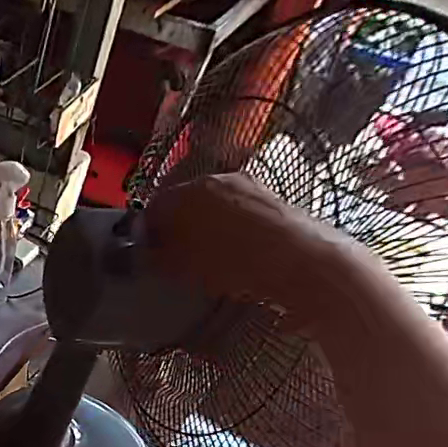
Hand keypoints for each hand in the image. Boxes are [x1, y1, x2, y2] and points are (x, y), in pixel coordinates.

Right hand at [139, 172, 384, 329]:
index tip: (145, 255)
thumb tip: (146, 252)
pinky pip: (237, 212)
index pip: (150, 208)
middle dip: (175, 228)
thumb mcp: (179, 267)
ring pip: (211, 206)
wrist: (303, 262)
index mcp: (185, 192)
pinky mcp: (272, 198)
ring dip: (203, 228)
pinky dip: (229, 229)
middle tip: (173, 258)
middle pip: (182, 203)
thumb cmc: (232, 263)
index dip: (144, 234)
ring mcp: (248, 185)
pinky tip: (235, 254)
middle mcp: (215, 179)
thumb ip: (154, 256)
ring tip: (206, 258)